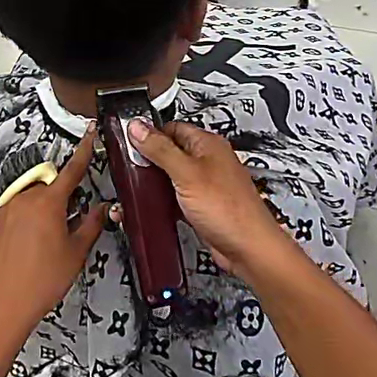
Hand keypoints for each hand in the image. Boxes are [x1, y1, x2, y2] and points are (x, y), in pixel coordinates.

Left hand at [0, 129, 110, 339]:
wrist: (1, 307)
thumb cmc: (40, 282)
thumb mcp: (76, 253)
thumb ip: (91, 224)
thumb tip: (101, 209)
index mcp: (49, 203)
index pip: (72, 169)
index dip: (84, 150)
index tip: (89, 133)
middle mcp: (24, 201)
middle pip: (50, 188)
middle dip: (62, 199)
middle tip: (70, 223)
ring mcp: (4, 213)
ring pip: (30, 202)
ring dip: (42, 213)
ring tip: (47, 243)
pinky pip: (13, 216)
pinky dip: (24, 225)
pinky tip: (28, 250)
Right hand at [126, 120, 294, 276]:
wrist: (248, 248)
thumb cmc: (230, 210)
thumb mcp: (186, 173)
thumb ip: (161, 149)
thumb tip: (139, 128)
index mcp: (208, 144)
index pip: (172, 127)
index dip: (150, 133)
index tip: (129, 141)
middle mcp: (209, 162)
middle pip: (171, 152)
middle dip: (150, 160)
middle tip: (132, 168)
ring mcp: (206, 185)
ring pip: (172, 177)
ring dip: (156, 183)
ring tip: (139, 188)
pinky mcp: (203, 207)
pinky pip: (177, 198)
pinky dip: (164, 202)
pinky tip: (155, 208)